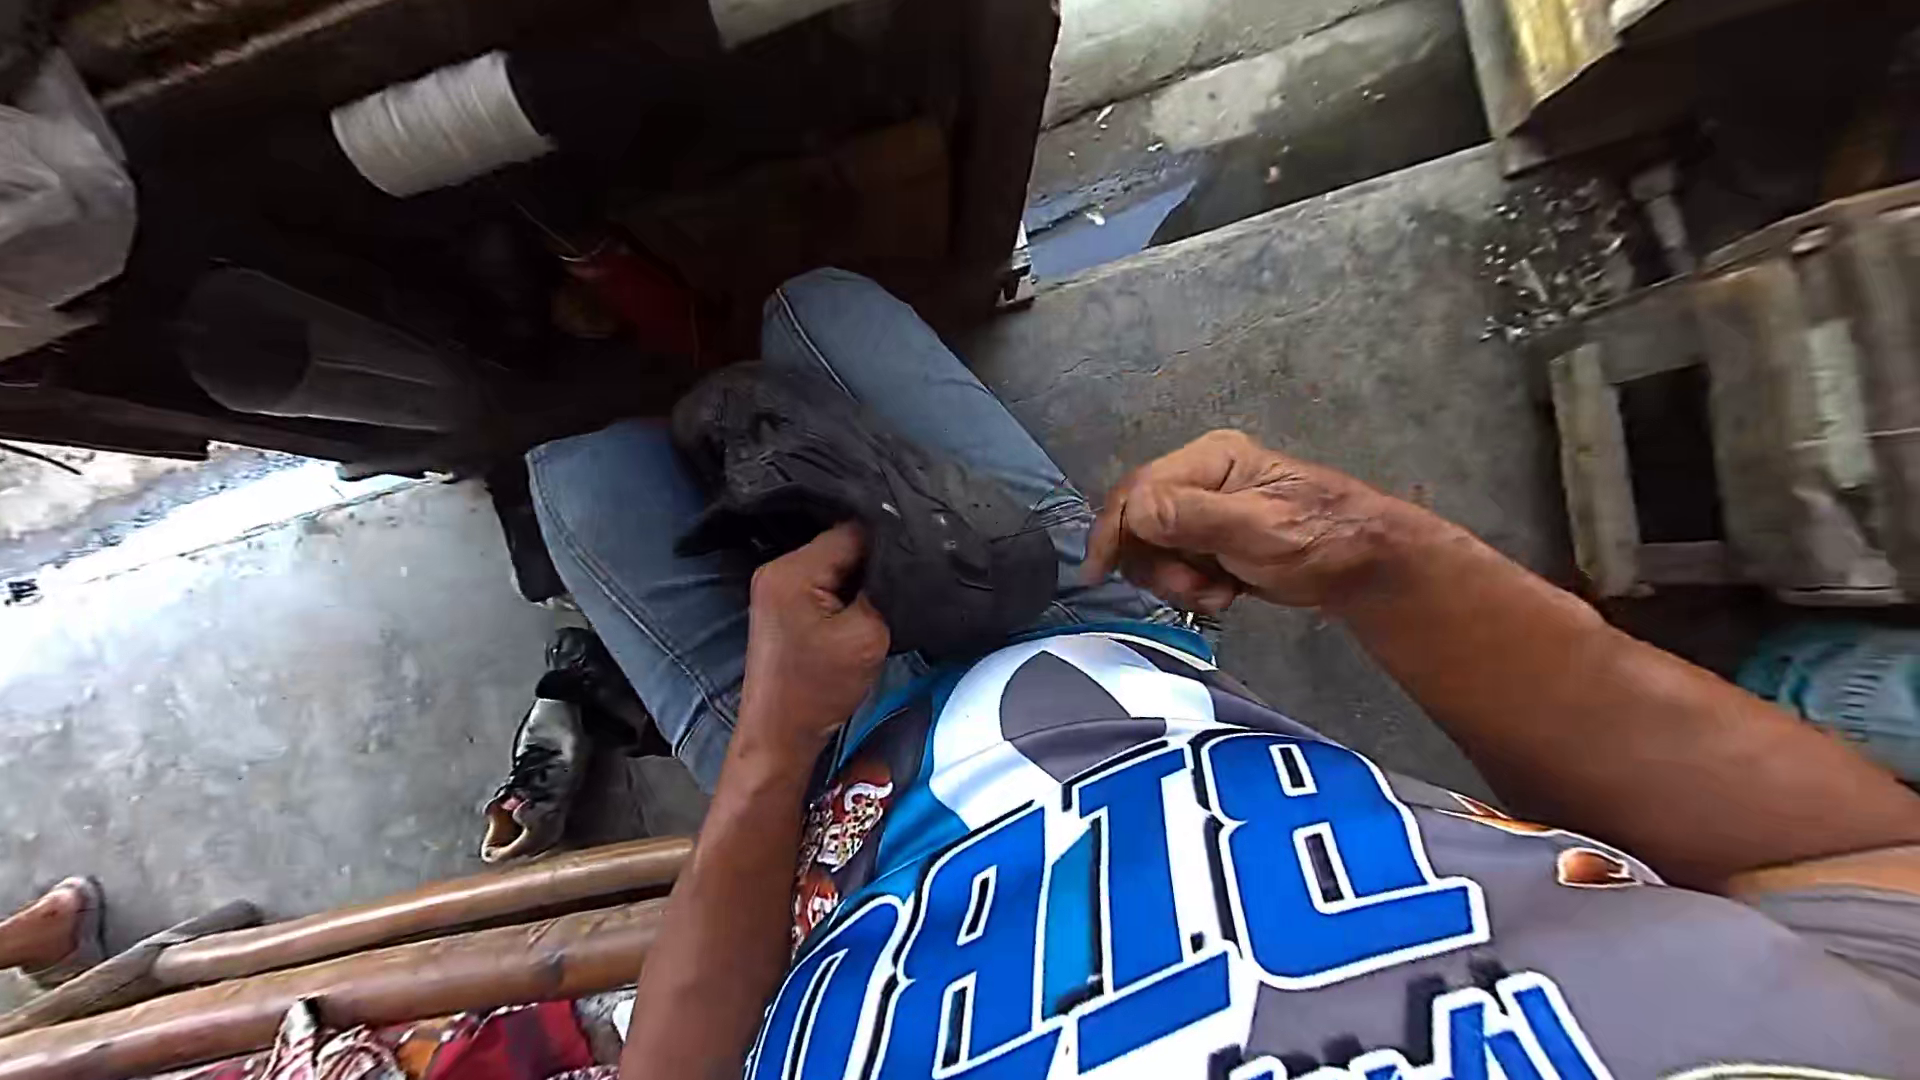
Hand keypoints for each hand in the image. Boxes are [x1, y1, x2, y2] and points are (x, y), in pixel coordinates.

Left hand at [738, 522, 890, 755]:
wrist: (781, 735)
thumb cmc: (819, 688)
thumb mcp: (867, 635)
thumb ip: (885, 589)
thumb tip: (900, 562)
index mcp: (793, 570)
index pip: (853, 532)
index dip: (890, 542)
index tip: (919, 554)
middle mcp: (779, 567)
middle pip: (843, 544)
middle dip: (877, 559)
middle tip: (912, 573)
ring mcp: (778, 585)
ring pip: (837, 563)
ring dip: (864, 576)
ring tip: (894, 588)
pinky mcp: (785, 603)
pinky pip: (826, 580)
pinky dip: (849, 589)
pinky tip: (869, 603)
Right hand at [1085, 430, 1422, 611]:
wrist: (1364, 569)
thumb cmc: (1321, 537)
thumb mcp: (1258, 527)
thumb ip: (1191, 517)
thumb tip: (1131, 514)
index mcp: (1208, 460)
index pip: (1137, 491)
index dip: (1112, 531)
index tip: (1098, 572)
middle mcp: (1195, 481)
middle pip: (1136, 524)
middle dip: (1158, 564)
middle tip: (1194, 586)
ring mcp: (1198, 514)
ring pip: (1150, 552)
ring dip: (1177, 581)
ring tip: (1217, 591)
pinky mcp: (1203, 543)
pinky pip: (1171, 568)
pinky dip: (1191, 589)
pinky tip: (1223, 592)